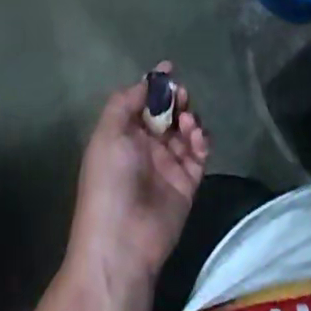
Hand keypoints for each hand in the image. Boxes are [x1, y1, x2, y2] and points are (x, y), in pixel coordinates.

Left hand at [67, 63, 210, 302]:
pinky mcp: (188, 181)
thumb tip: (147, 81)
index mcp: (123, 133)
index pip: (142, 101)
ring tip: (188, 122)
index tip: (170, 68)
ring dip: (190, 118)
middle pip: (167, 112)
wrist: (122, 241)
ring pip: (186, 129)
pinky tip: (197, 138)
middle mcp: (146, 145)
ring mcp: (168, 163)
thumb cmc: (109, 181)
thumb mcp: (108, 134)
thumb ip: (125, 102)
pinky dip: (202, 139)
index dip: (155, 85)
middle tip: (182, 96)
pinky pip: (200, 152)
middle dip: (176, 99)